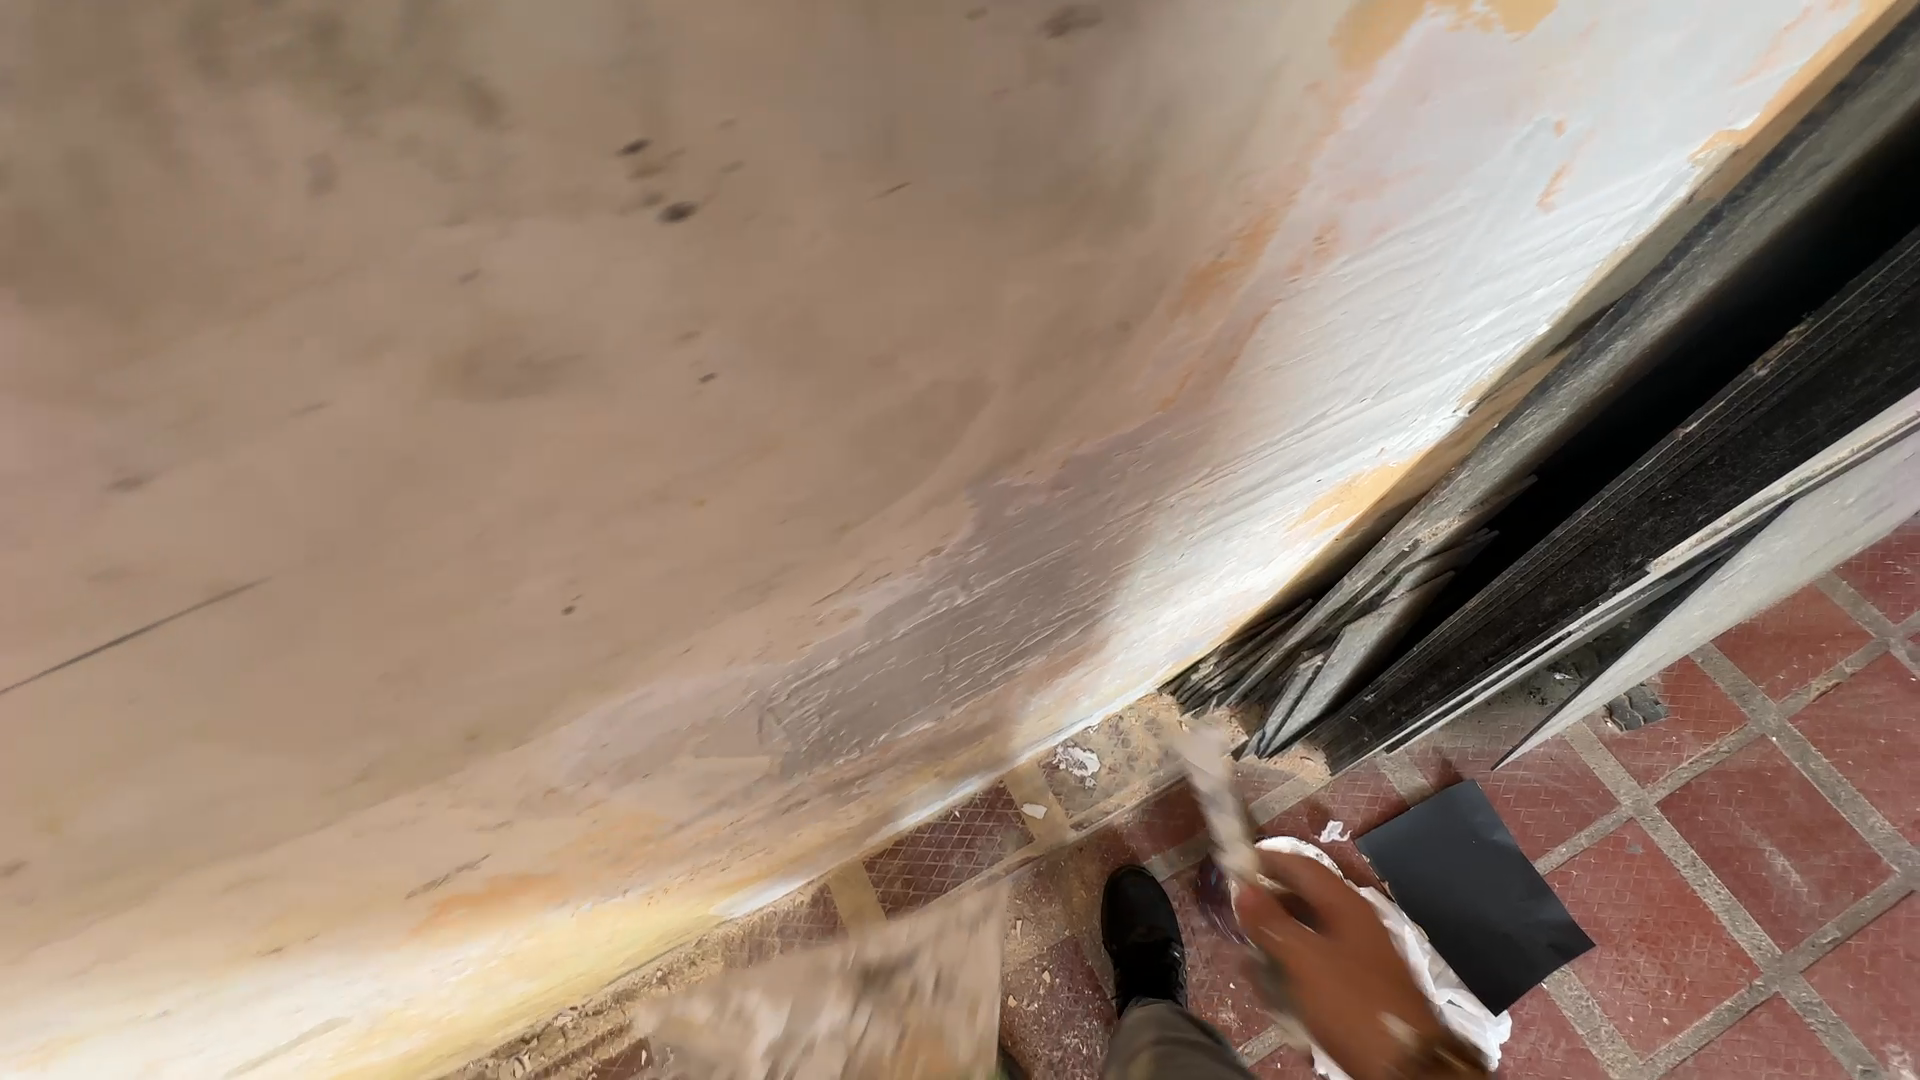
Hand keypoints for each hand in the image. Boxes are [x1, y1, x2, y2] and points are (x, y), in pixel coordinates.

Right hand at [1231, 850, 1447, 1079]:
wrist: (1410, 1069)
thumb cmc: (1351, 1003)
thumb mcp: (1302, 959)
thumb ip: (1269, 921)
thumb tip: (1243, 889)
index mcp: (1345, 905)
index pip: (1300, 865)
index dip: (1266, 860)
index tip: (1234, 866)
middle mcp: (1355, 922)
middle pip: (1302, 901)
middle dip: (1268, 910)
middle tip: (1238, 920)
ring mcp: (1360, 956)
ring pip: (1307, 936)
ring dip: (1277, 945)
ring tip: (1252, 965)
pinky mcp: (1360, 987)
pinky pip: (1318, 965)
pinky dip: (1295, 972)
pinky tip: (1278, 994)